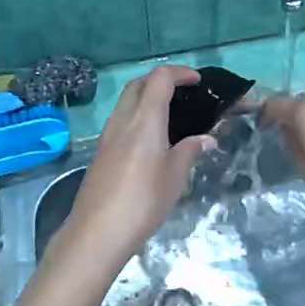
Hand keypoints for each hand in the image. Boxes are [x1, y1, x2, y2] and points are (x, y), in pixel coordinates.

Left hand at [64, 66, 213, 257]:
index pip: (160, 78)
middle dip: (160, 80)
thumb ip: (190, 151)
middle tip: (183, 92)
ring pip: (126, 102)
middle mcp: (123, 120)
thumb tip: (206, 139)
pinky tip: (151, 140)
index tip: (197, 81)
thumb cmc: (143, 201)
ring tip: (170, 115)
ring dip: (146, 98)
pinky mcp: (101, 152)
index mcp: (145, 119)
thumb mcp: (175, 176)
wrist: (97, 232)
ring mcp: (107, 136)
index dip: (180, 73)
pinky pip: (121, 122)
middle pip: (138, 84)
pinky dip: (138, 117)